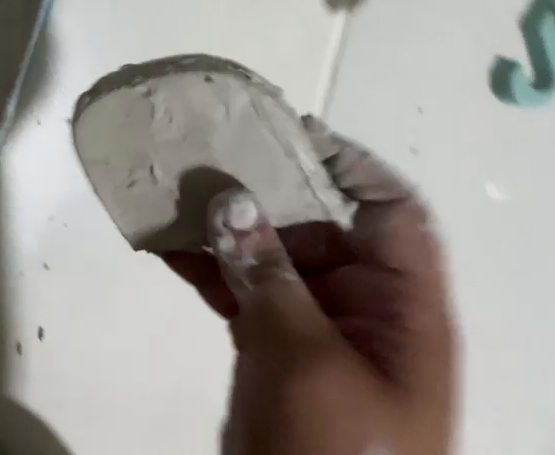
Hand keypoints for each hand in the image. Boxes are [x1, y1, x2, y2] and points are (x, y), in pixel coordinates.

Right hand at [161, 120, 456, 454]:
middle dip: (257, 185)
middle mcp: (360, 304)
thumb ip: (268, 275)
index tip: (276, 131)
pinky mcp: (269, 341)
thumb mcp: (306, 356)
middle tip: (195, 148)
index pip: (389, 211)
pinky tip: (153, 240)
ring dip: (215, 220)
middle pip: (315, 222)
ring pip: (264, 250)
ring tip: (161, 187)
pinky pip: (233, 283)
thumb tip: (230, 198)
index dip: (345, 164)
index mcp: (401, 305)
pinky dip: (197, 260)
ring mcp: (311, 322)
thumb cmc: (337, 446)